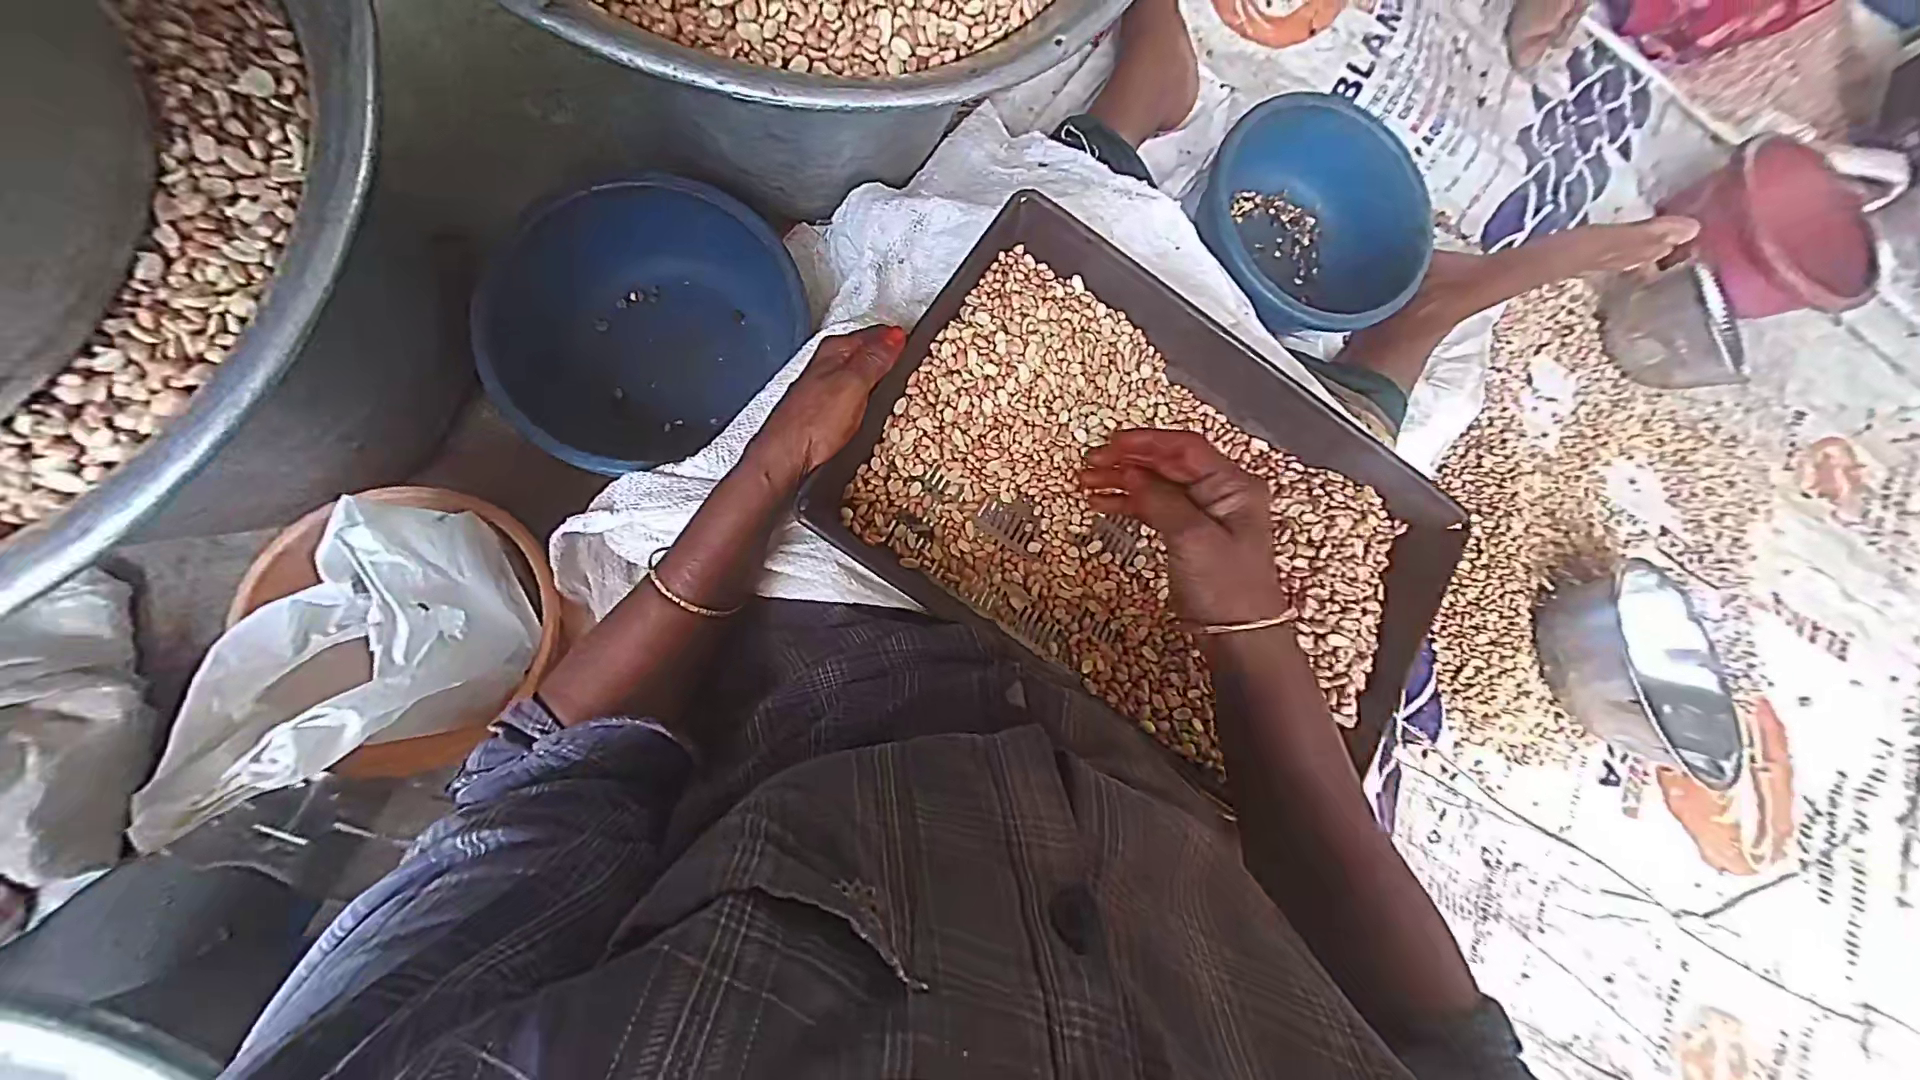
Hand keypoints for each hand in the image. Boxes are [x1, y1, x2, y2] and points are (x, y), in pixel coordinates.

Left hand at [747, 325, 905, 487]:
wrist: (786, 455)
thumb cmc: (812, 423)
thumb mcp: (852, 385)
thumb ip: (874, 360)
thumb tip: (895, 338)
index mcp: (835, 352)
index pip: (873, 335)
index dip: (895, 339)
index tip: (912, 342)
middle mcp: (828, 366)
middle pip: (865, 352)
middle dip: (886, 355)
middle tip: (908, 356)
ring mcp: (826, 389)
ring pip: (859, 374)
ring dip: (877, 376)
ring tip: (895, 379)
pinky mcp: (826, 411)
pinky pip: (854, 395)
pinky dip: (867, 396)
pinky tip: (872, 404)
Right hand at [1078, 429, 1287, 625]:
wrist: (1237, 634)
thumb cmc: (1225, 587)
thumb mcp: (1192, 537)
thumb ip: (1161, 499)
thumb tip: (1131, 472)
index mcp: (1232, 485)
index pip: (1185, 448)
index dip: (1146, 441)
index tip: (1111, 443)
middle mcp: (1218, 492)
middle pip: (1167, 463)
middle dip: (1128, 460)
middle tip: (1091, 461)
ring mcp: (1201, 513)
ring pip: (1156, 484)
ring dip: (1121, 480)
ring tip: (1087, 482)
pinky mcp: (1186, 533)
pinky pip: (1153, 507)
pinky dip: (1128, 503)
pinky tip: (1103, 502)